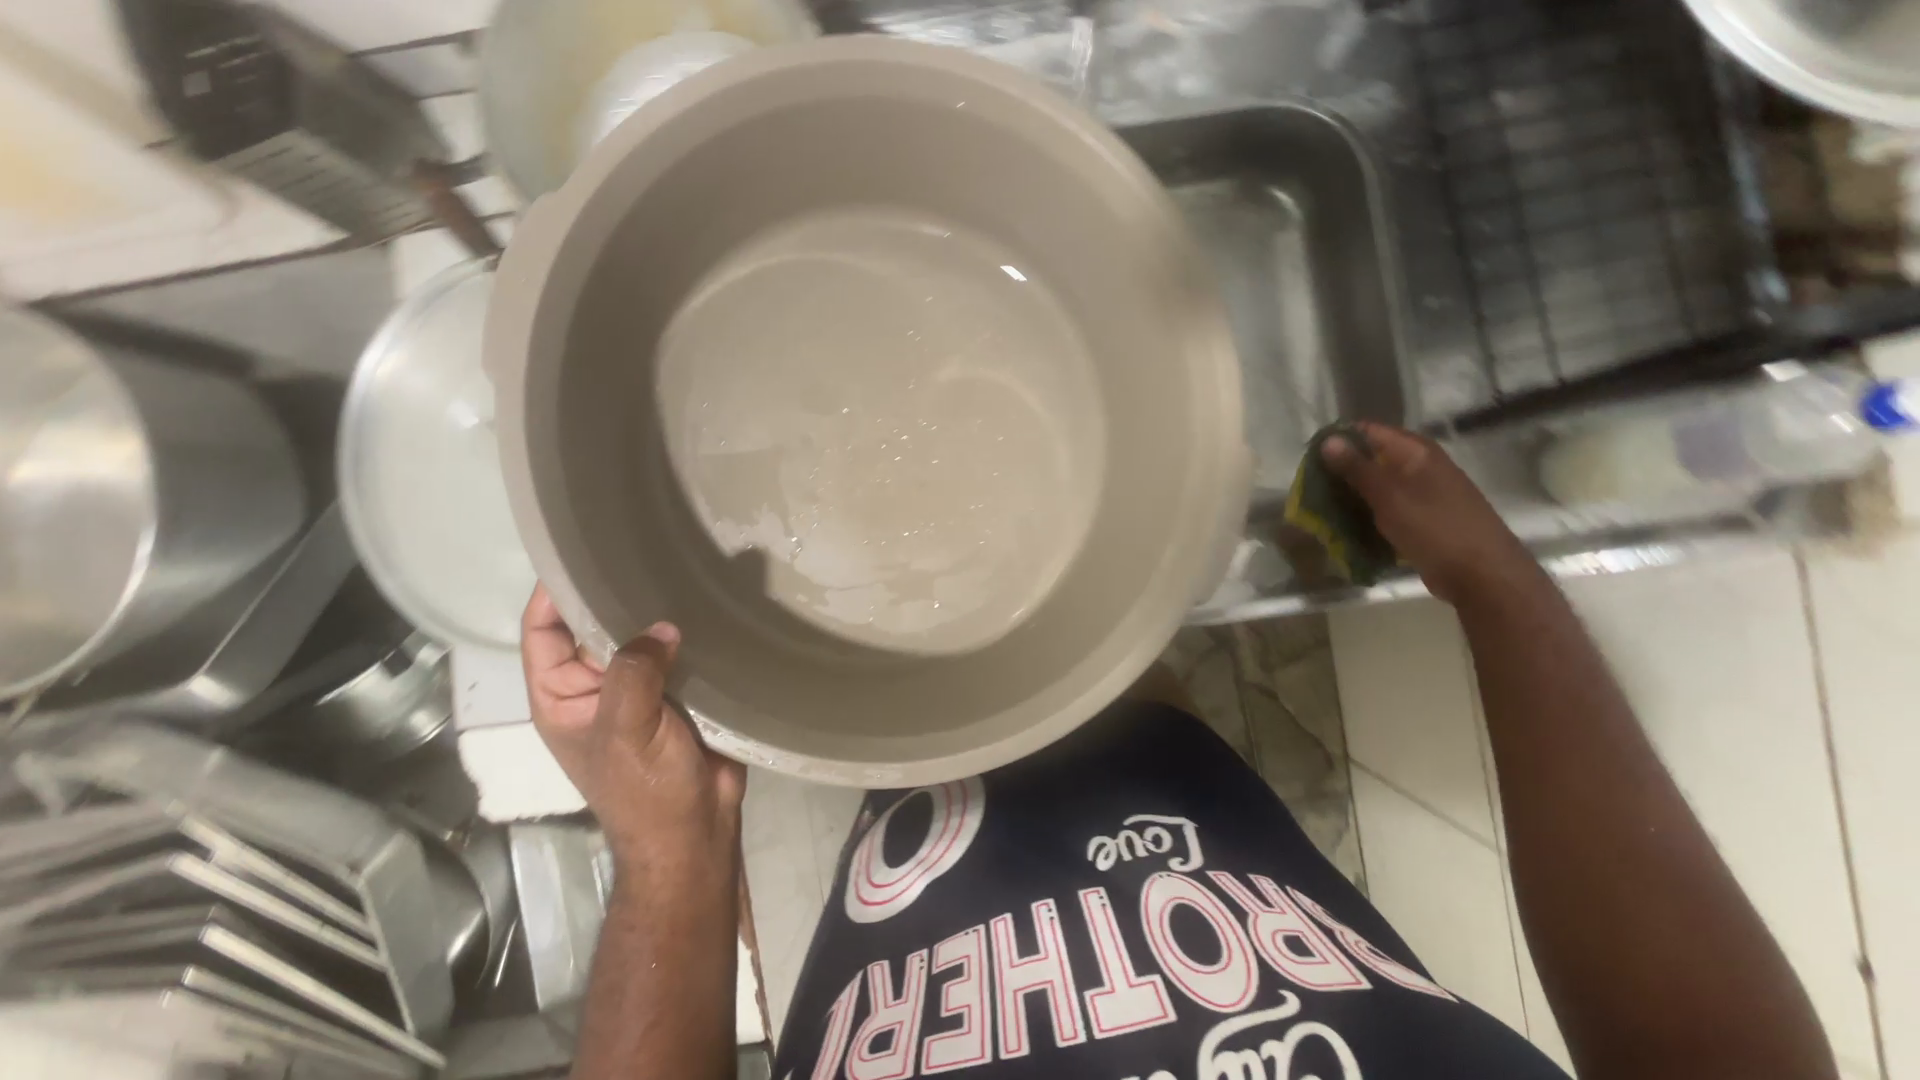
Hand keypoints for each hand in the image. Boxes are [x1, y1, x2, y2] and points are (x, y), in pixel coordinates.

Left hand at [521, 585, 744, 875]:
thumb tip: (662, 628)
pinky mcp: (678, 698)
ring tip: (680, 572)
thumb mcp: (626, 729)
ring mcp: (638, 693)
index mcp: (561, 698)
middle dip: (613, 597)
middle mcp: (595, 689)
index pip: (542, 633)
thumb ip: (634, 672)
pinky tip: (707, 609)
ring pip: (640, 640)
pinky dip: (688, 637)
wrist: (695, 833)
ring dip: (656, 615)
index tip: (580, 556)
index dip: (551, 595)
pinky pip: (676, 657)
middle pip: (594, 629)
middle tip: (643, 553)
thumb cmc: (645, 791)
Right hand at [1321, 422, 1538, 605]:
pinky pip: (1385, 511)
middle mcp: (1419, 467)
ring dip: (1349, 499)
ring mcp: (1421, 495)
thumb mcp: (1390, 496)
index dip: (1338, 441)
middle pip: (1370, 460)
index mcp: (1415, 452)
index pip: (1368, 432)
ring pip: (1375, 488)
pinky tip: (1344, 530)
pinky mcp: (1420, 521)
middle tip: (1309, 491)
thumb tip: (1328, 440)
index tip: (1309, 460)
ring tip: (1319, 512)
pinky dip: (1365, 518)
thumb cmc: (1435, 528)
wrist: (1481, 574)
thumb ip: (1357, 468)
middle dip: (1339, 473)